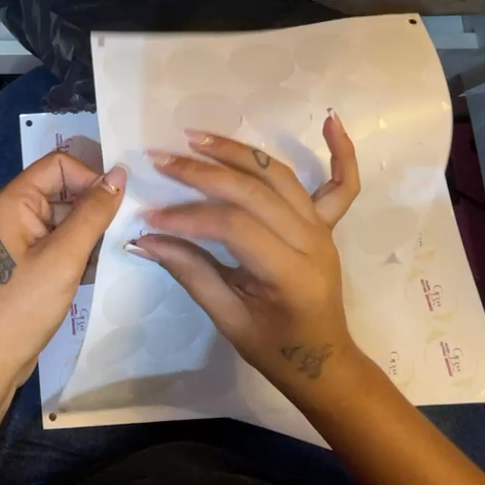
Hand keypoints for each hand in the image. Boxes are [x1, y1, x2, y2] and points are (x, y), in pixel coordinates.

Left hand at [0, 153, 127, 391]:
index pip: (59, 165)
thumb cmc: (23, 306)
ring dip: (89, 232)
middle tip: (122, 231)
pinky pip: (58, 241)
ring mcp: (18, 238)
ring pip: (64, 217)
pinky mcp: (25, 262)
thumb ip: (93, 212)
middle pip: (63, 189)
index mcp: (13, 200)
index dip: (91, 178)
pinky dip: (78, 251)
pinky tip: (94, 271)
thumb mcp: (64, 256)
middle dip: (93, 207)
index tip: (119, 205)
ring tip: (109, 254)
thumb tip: (119, 173)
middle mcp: (12, 211)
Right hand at [127, 113, 363, 393]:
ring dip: (238, 151)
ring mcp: (322, 228)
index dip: (189, 216)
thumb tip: (143, 239)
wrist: (324, 363)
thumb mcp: (228, 318)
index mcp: (289, 272)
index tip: (150, 217)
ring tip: (197, 138)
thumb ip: (190, 272)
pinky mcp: (326, 223)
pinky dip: (340, 153)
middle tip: (161, 161)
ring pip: (279, 176)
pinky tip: (331, 121)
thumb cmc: (274, 347)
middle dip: (202, 173)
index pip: (234, 226)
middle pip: (254, 191)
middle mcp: (311, 241)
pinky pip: (342, 185)